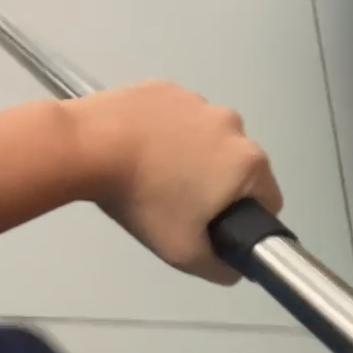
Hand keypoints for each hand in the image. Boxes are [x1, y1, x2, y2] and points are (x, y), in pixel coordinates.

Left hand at [71, 81, 284, 285]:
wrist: (86, 146)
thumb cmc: (140, 198)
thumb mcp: (185, 253)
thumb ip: (223, 268)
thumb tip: (234, 265)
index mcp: (249, 160)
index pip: (267, 200)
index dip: (242, 218)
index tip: (210, 224)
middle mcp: (229, 122)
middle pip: (235, 164)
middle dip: (214, 182)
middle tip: (173, 198)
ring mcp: (192, 98)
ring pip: (203, 136)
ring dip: (187, 150)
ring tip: (148, 169)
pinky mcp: (160, 85)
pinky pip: (172, 114)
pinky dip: (161, 127)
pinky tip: (135, 142)